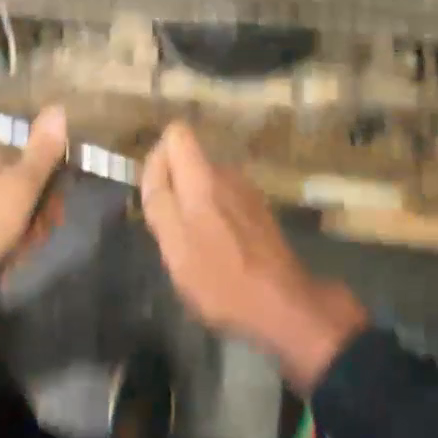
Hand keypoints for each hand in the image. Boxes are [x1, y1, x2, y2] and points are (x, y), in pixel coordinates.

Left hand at [0, 105, 68, 298]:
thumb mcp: (18, 188)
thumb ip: (42, 152)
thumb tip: (58, 107)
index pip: (41, 158)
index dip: (55, 186)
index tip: (55, 212)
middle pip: (30, 186)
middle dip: (39, 216)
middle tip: (34, 238)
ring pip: (16, 210)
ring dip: (24, 234)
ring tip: (15, 255)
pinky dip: (5, 243)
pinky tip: (2, 261)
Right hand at [140, 123, 367, 390]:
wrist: (282, 304)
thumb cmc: (219, 277)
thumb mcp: (174, 244)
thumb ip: (160, 199)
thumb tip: (155, 163)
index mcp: (203, 177)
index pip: (177, 133)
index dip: (159, 157)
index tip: (156, 193)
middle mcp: (227, 173)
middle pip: (190, 159)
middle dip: (175, 186)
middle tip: (172, 231)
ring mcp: (247, 191)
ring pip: (207, 182)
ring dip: (195, 205)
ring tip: (196, 247)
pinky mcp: (260, 210)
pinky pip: (225, 200)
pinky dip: (216, 217)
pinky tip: (220, 251)